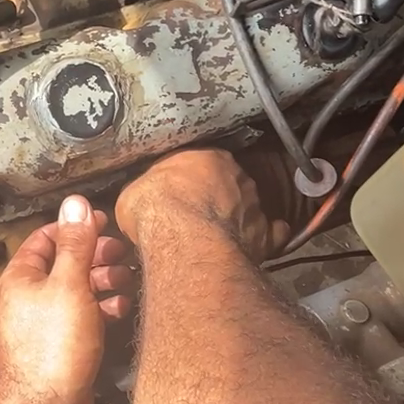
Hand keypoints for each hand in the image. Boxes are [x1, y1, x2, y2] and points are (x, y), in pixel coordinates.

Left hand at [0, 195, 136, 403]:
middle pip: (64, 263)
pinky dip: (102, 309)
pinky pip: (83, 317)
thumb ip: (75, 245)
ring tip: (122, 279)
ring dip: (102, 282)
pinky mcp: (61, 345)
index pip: (46, 237)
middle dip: (94, 255)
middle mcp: (29, 298)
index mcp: (22, 277)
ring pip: (76, 290)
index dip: (75, 228)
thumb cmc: (48, 352)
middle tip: (118, 253)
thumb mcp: (68, 285)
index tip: (101, 224)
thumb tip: (76, 207)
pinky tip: (118, 310)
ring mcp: (45, 322)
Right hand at [115, 149, 288, 259]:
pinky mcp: (264, 236)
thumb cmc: (159, 212)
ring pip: (248, 207)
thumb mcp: (133, 193)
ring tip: (214, 235)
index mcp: (207, 157)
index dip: (189, 178)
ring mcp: (253, 205)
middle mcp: (236, 177)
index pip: (201, 161)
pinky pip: (270, 235)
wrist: (183, 241)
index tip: (178, 190)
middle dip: (215, 197)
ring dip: (236, 217)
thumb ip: (145, 191)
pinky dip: (264, 240)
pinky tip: (253, 245)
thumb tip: (138, 200)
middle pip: (228, 183)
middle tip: (194, 215)